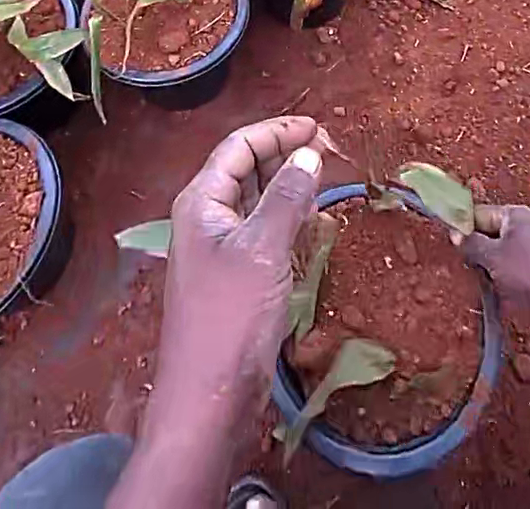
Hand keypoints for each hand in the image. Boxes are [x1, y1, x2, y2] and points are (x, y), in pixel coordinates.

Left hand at [154, 116, 324, 424]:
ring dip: (288, 185)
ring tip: (322, 177)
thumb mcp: (262, 249)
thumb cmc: (230, 317)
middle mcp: (208, 217)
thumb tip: (309, 154)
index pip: (239, 146)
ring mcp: (222, 247)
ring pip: (258, 199)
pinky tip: (313, 218)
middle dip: (284, 154)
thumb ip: (286, 196)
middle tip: (326, 149)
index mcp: (203, 201)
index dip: (277, 131)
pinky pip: (265, 230)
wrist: (209, 401)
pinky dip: (288, 218)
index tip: (316, 128)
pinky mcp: (238, 273)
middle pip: (247, 168)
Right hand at [460, 204, 529, 320]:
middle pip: (488, 232)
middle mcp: (523, 226)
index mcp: (514, 214)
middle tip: (466, 263)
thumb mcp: (492, 256)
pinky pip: (509, 266)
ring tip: (481, 278)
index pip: (479, 213)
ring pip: (497, 251)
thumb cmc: (527, 272)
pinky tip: (495, 287)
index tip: (452, 243)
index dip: (464, 227)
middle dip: (476, 248)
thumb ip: (471, 243)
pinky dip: (500, 275)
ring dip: (487, 264)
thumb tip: (455, 235)